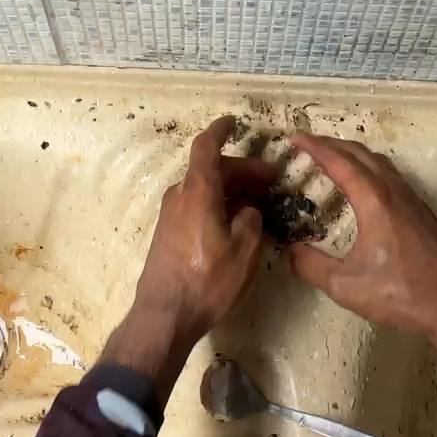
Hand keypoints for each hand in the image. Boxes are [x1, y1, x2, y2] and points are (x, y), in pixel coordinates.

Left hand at [100, 116, 277, 401]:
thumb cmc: (207, 280)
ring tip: (261, 201)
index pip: (206, 146)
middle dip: (243, 170)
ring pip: (206, 188)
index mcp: (198, 190)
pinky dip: (219, 204)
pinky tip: (238, 221)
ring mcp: (172, 213)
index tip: (234, 121)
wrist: (164, 314)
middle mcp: (181, 194)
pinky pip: (198, 204)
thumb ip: (252, 221)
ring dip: (233, 189)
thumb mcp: (244, 251)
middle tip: (272, 180)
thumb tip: (249, 210)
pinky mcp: (170, 232)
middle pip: (213, 170)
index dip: (220, 130)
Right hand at [285, 134, 436, 405]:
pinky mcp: (422, 211)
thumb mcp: (347, 286)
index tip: (293, 137)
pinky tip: (364, 184)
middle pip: (358, 152)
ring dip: (351, 152)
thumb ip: (311, 266)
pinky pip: (389, 173)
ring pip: (377, 160)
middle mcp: (392, 190)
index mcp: (373, 199)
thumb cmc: (403, 294)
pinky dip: (368, 165)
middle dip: (330, 143)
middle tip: (306, 144)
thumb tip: (288, 251)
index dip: (314, 146)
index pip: (338, 161)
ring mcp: (411, 198)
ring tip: (332, 157)